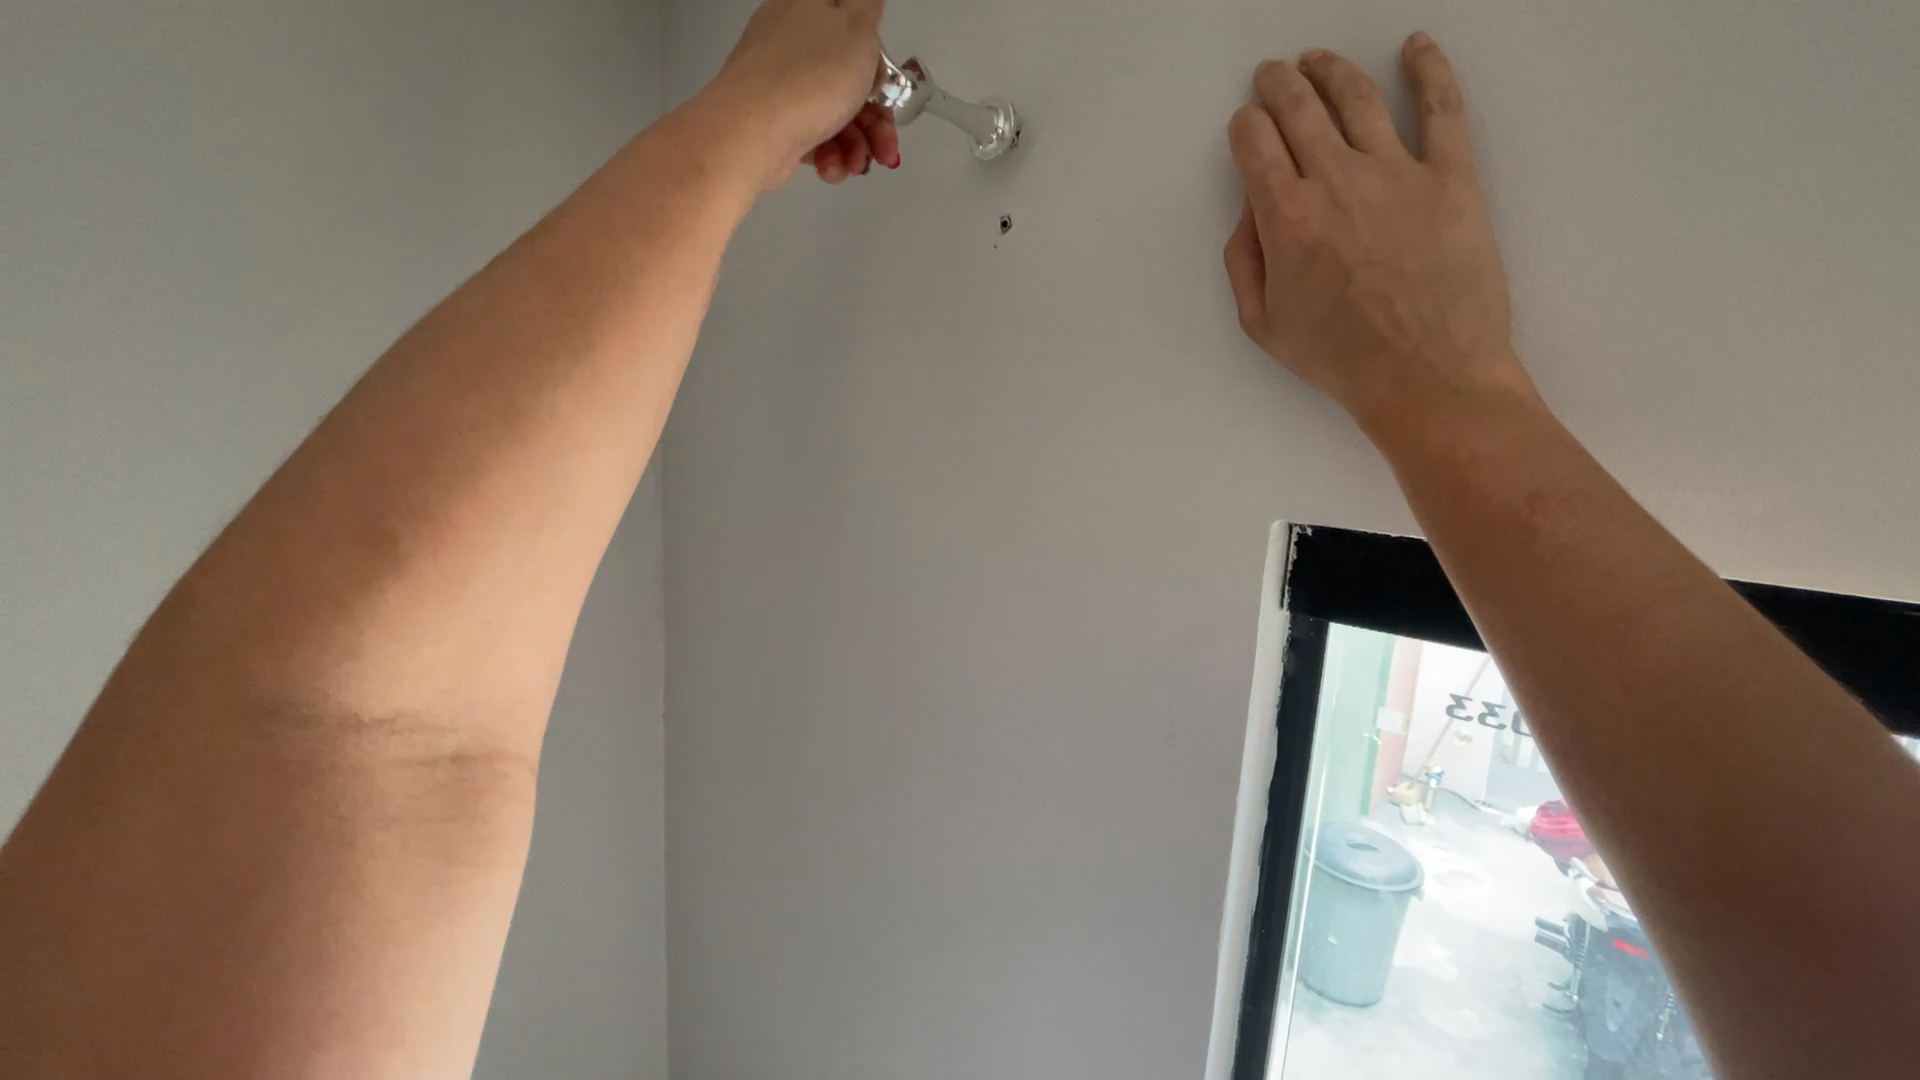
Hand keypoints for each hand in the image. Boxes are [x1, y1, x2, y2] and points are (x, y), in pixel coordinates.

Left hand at [703, 0, 900, 189]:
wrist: (753, 131)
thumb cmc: (813, 77)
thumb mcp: (857, 28)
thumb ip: (868, 7)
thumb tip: (864, 4)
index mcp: (809, 8)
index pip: (852, 30)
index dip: (875, 63)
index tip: (883, 88)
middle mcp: (792, 42)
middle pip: (848, 81)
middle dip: (875, 121)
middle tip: (885, 149)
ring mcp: (781, 85)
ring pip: (835, 115)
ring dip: (856, 145)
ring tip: (856, 164)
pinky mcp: (776, 123)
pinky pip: (813, 137)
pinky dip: (828, 156)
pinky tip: (830, 168)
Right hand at [1224, 34, 1533, 432]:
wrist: (1426, 374)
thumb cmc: (1339, 358)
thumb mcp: (1263, 324)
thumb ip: (1244, 262)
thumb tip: (1250, 214)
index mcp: (1287, 219)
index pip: (1255, 145)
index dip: (1245, 128)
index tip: (1245, 127)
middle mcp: (1337, 182)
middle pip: (1299, 109)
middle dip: (1277, 85)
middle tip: (1271, 74)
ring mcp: (1398, 173)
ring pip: (1358, 97)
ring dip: (1330, 70)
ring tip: (1317, 60)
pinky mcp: (1452, 176)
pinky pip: (1442, 107)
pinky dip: (1429, 69)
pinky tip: (1416, 46)